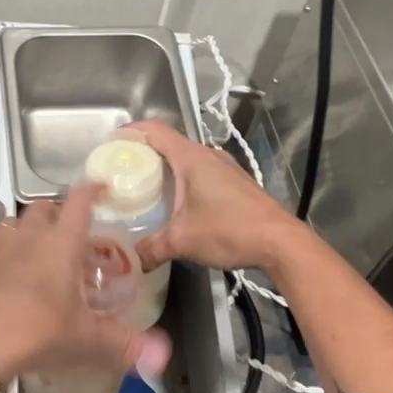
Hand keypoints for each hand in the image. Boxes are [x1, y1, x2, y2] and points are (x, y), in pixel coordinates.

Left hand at [0, 185, 169, 379]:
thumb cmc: (38, 332)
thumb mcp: (87, 340)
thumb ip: (126, 344)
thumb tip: (162, 357)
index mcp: (60, 243)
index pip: (79, 201)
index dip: (92, 190)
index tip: (102, 188)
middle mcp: (27, 236)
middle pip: (43, 207)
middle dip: (59, 213)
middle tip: (72, 233)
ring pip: (14, 224)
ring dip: (29, 230)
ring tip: (40, 253)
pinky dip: (5, 255)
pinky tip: (9, 277)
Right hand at [125, 121, 309, 273]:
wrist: (280, 242)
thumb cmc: (229, 230)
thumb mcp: (182, 241)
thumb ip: (151, 249)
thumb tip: (131, 261)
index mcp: (191, 158)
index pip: (155, 131)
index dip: (131, 131)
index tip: (112, 142)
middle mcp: (209, 156)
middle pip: (170, 143)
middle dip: (144, 153)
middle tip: (122, 171)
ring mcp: (225, 168)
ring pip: (187, 160)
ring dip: (166, 168)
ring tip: (145, 188)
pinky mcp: (235, 184)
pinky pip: (201, 173)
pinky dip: (184, 180)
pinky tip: (177, 203)